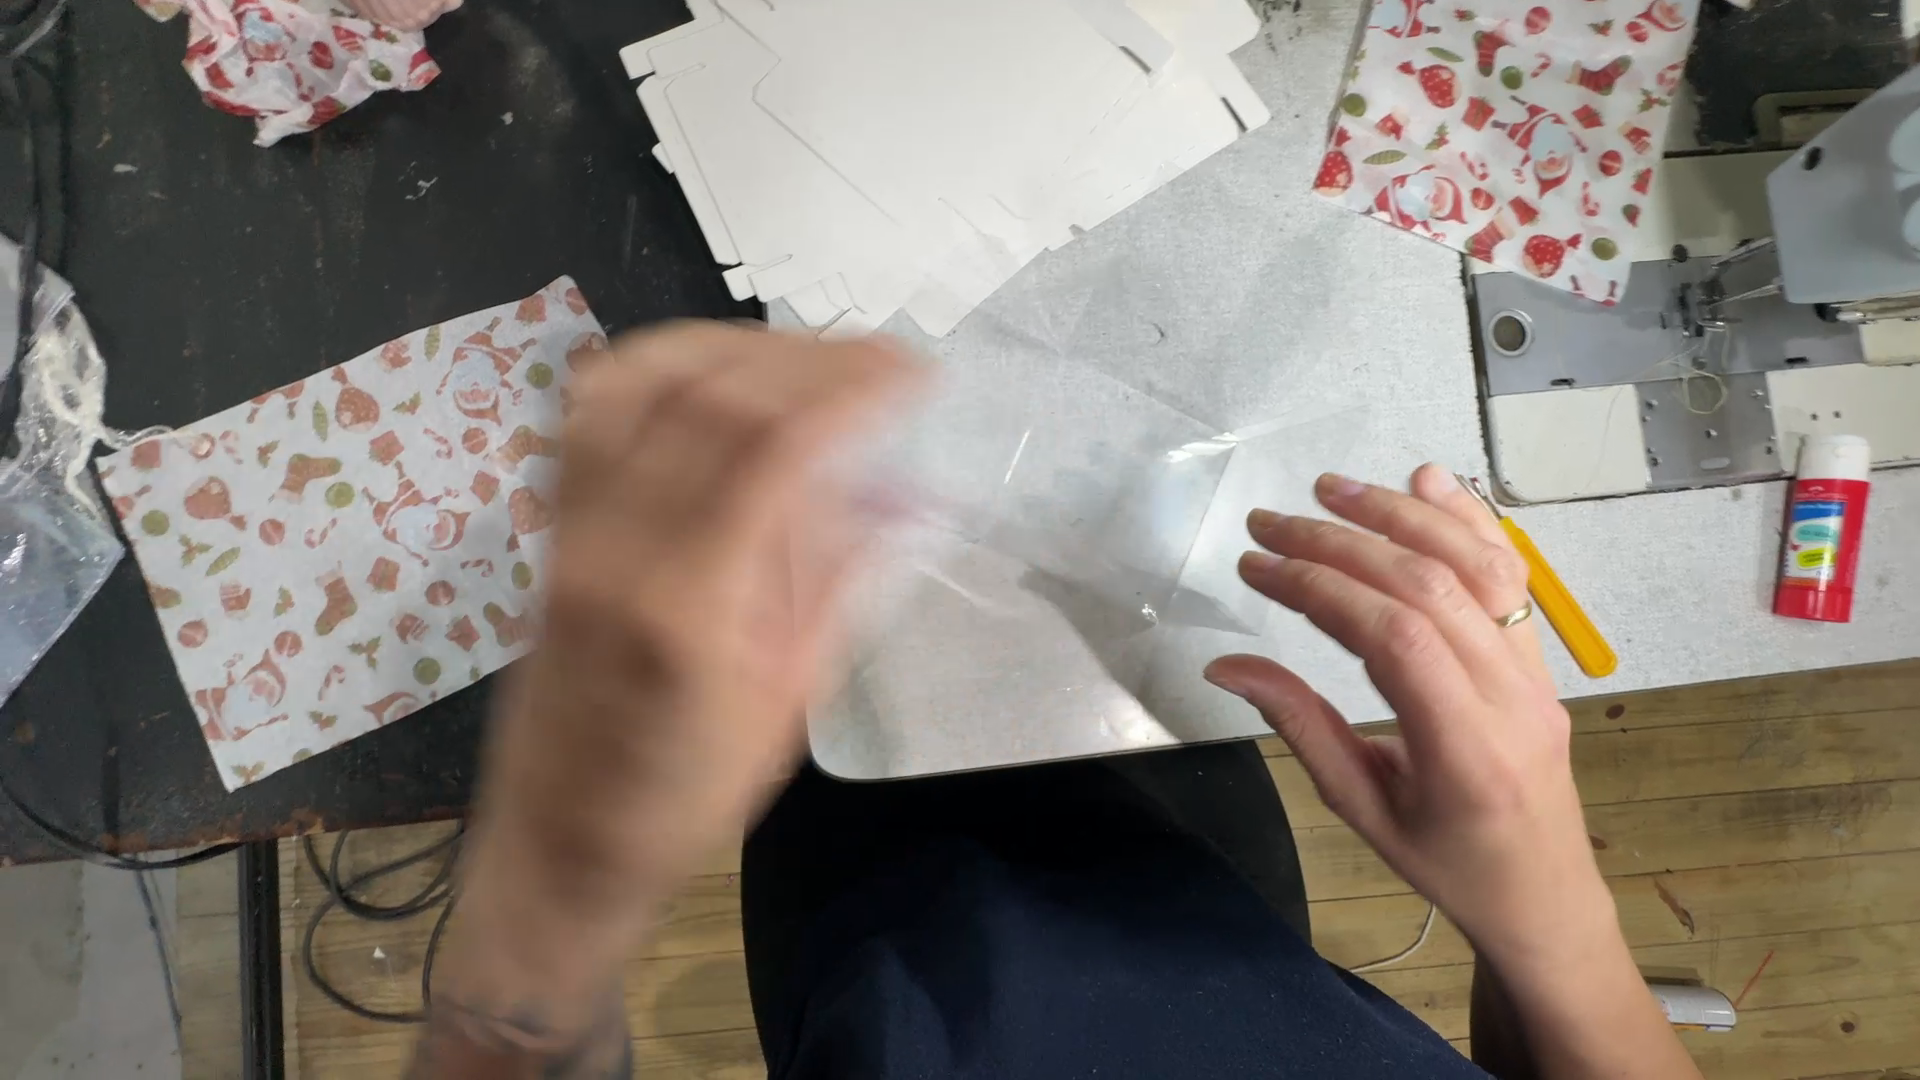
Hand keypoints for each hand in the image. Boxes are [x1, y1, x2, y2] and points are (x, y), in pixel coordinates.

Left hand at [471, 321, 917, 925]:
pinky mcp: (552, 525)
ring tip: (807, 358)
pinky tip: (720, 375)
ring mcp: (570, 528)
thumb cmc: (686, 794)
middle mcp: (615, 544)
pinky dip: (666, 364)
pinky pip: (596, 406)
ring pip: (640, 377)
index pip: (773, 446)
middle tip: (879, 357)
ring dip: (737, 345)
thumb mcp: (791, 701)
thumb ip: (844, 584)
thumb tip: (910, 503)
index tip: (912, 372)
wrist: (557, 846)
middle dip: (811, 356)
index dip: (851, 389)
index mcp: (689, 602)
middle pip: (711, 394)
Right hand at [1204, 465, 1610, 971]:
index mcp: (1465, 749)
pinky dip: (1466, 519)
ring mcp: (1536, 669)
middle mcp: (1513, 696)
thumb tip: (1224, 664)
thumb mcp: (1355, 804)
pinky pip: (1509, 574)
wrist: (1545, 893)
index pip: (1391, 637)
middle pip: (1426, 587)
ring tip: (1331, 488)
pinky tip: (1427, 480)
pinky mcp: (1538, 655)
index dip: (1317, 587)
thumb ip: (1296, 723)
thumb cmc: (1443, 860)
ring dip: (1397, 514)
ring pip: (1472, 567)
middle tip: (1267, 523)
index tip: (1255, 566)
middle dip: (1337, 542)